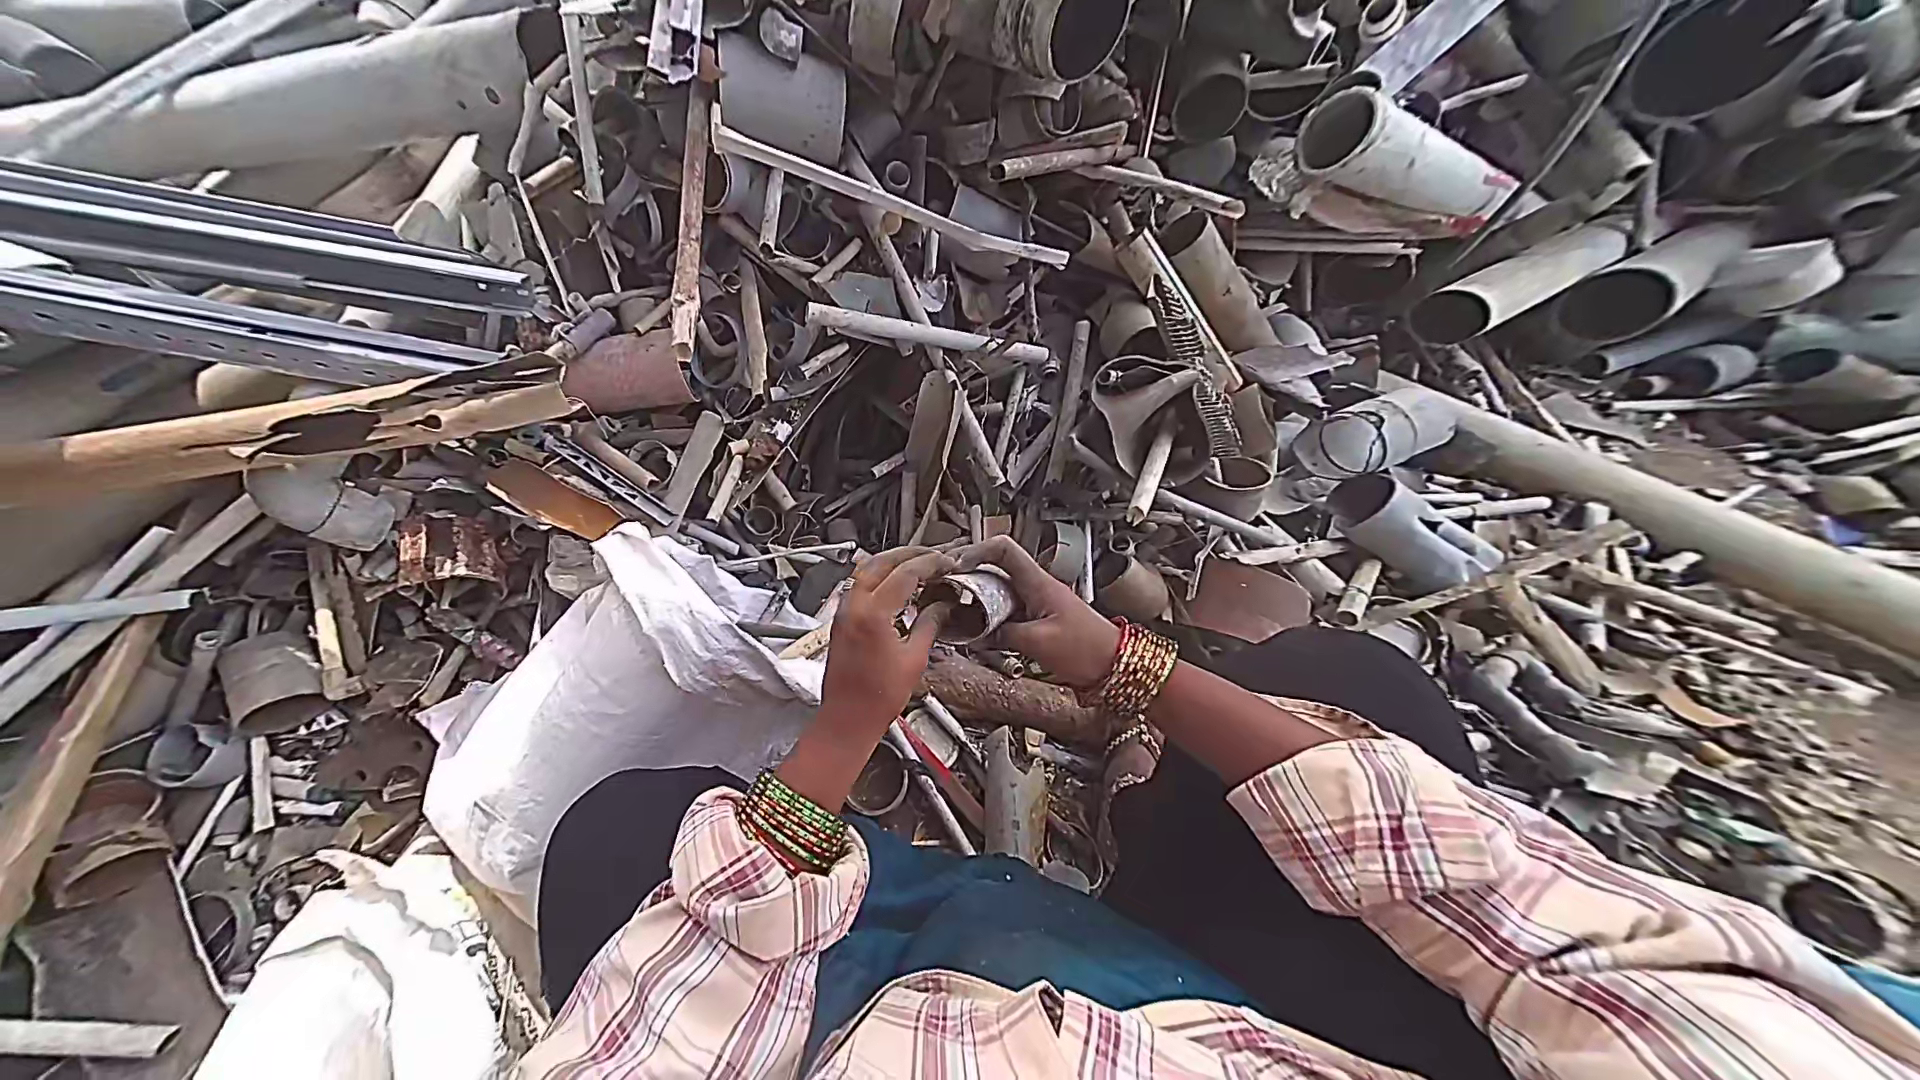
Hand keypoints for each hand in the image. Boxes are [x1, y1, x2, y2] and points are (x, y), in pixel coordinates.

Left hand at [817, 547, 955, 733]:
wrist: (847, 719)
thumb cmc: (876, 698)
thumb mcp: (914, 659)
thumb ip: (929, 624)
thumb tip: (942, 606)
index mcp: (873, 615)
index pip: (905, 572)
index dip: (930, 564)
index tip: (946, 563)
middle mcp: (853, 608)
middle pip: (881, 562)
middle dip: (910, 555)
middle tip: (934, 557)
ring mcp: (843, 613)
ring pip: (866, 570)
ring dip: (893, 562)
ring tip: (918, 565)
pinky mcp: (841, 621)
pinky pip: (859, 585)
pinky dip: (879, 577)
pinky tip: (896, 585)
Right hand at [951, 535, 1120, 687]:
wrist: (1115, 665)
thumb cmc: (1088, 650)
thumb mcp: (1038, 643)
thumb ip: (1002, 635)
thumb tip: (976, 634)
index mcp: (1039, 583)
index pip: (1003, 549)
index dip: (975, 552)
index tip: (956, 568)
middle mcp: (1036, 587)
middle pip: (994, 568)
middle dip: (970, 576)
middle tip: (949, 588)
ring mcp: (1036, 602)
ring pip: (998, 591)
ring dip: (978, 599)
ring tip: (959, 611)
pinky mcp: (1037, 619)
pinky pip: (1007, 611)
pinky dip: (990, 618)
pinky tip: (980, 631)